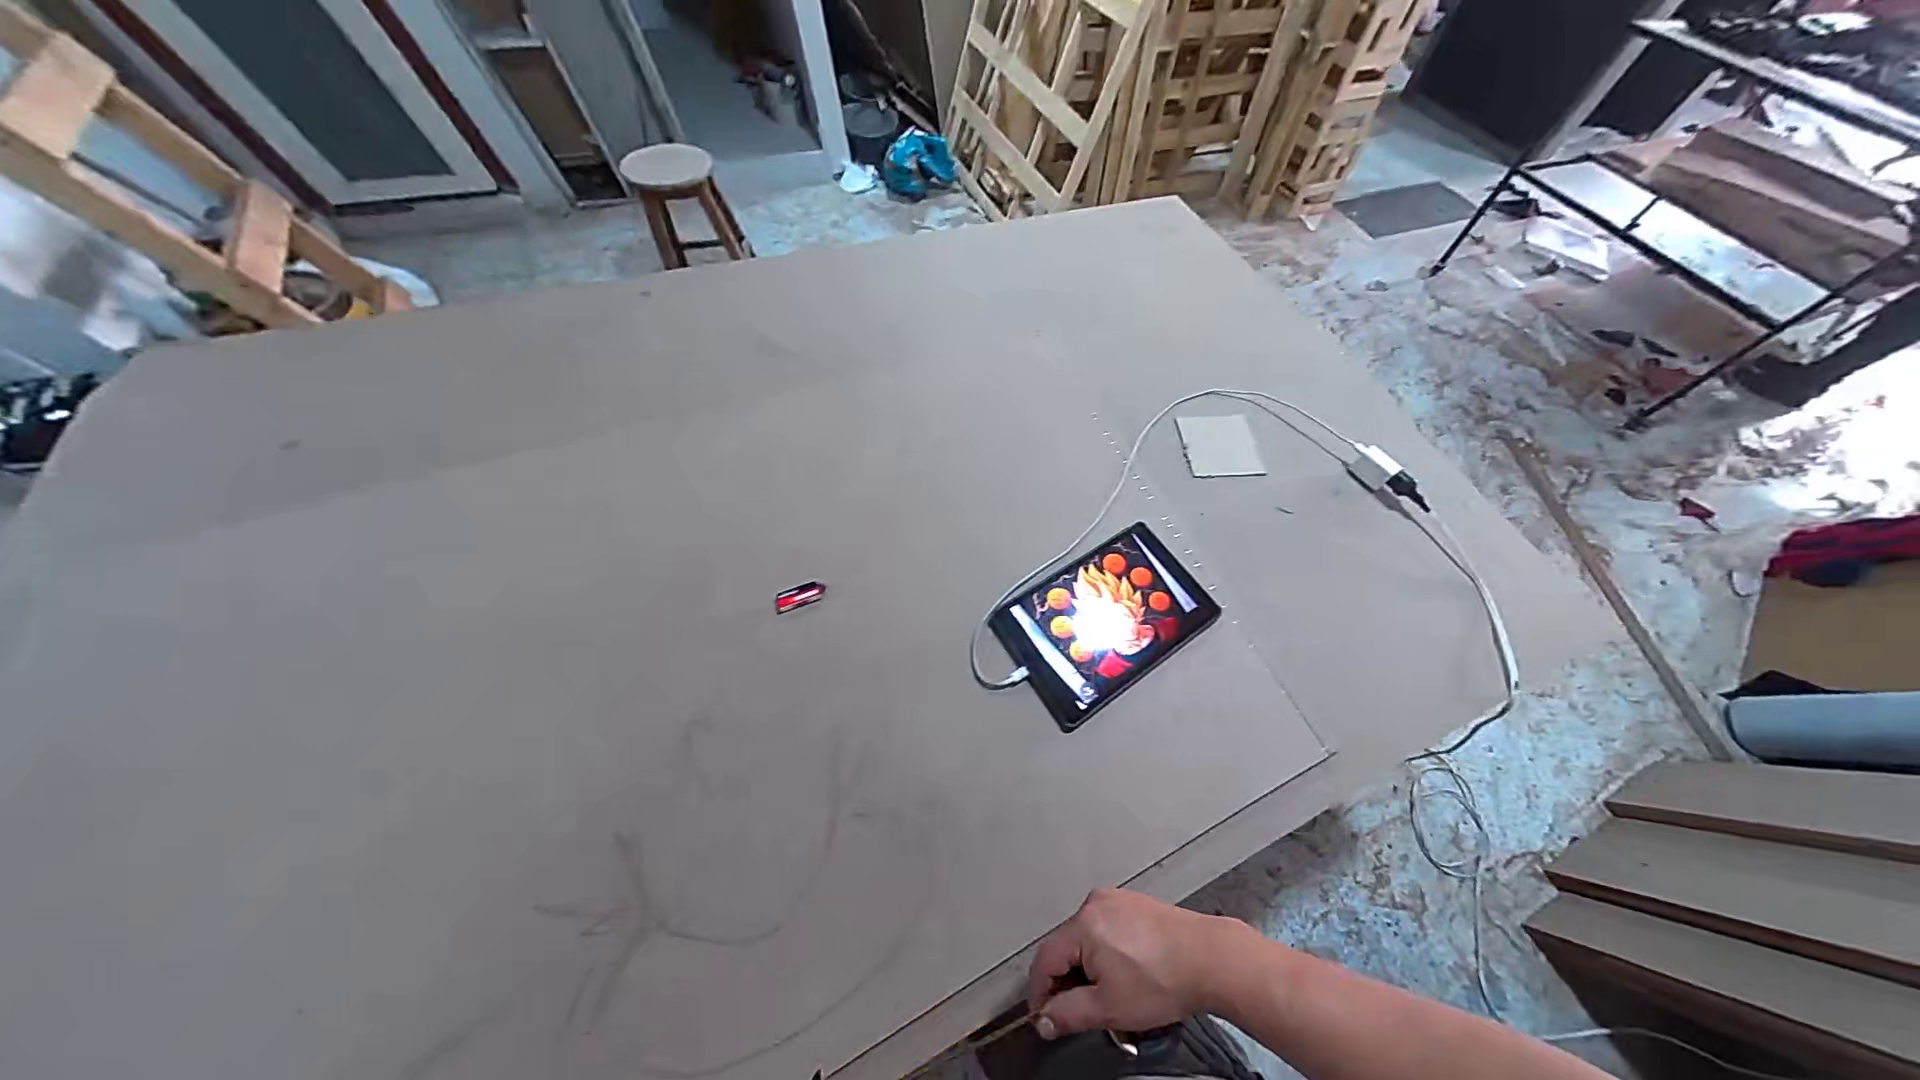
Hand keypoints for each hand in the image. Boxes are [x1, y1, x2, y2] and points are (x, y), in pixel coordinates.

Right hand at [1025, 888, 1255, 1039]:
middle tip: (1078, 1011)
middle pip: (1065, 945)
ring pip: (1086, 937)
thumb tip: (1044, 1019)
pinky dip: (1106, 951)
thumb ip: (1069, 1014)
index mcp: (1083, 923)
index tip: (1044, 1016)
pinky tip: (1125, 972)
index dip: (1040, 992)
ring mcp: (1116, 899)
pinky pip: (1106, 927)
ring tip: (1107, 994)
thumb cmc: (1164, 980)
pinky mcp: (1134, 903)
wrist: (1211, 959)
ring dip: (1087, 966)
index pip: (1045, 958)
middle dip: (1066, 980)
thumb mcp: (1110, 1008)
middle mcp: (1095, 903)